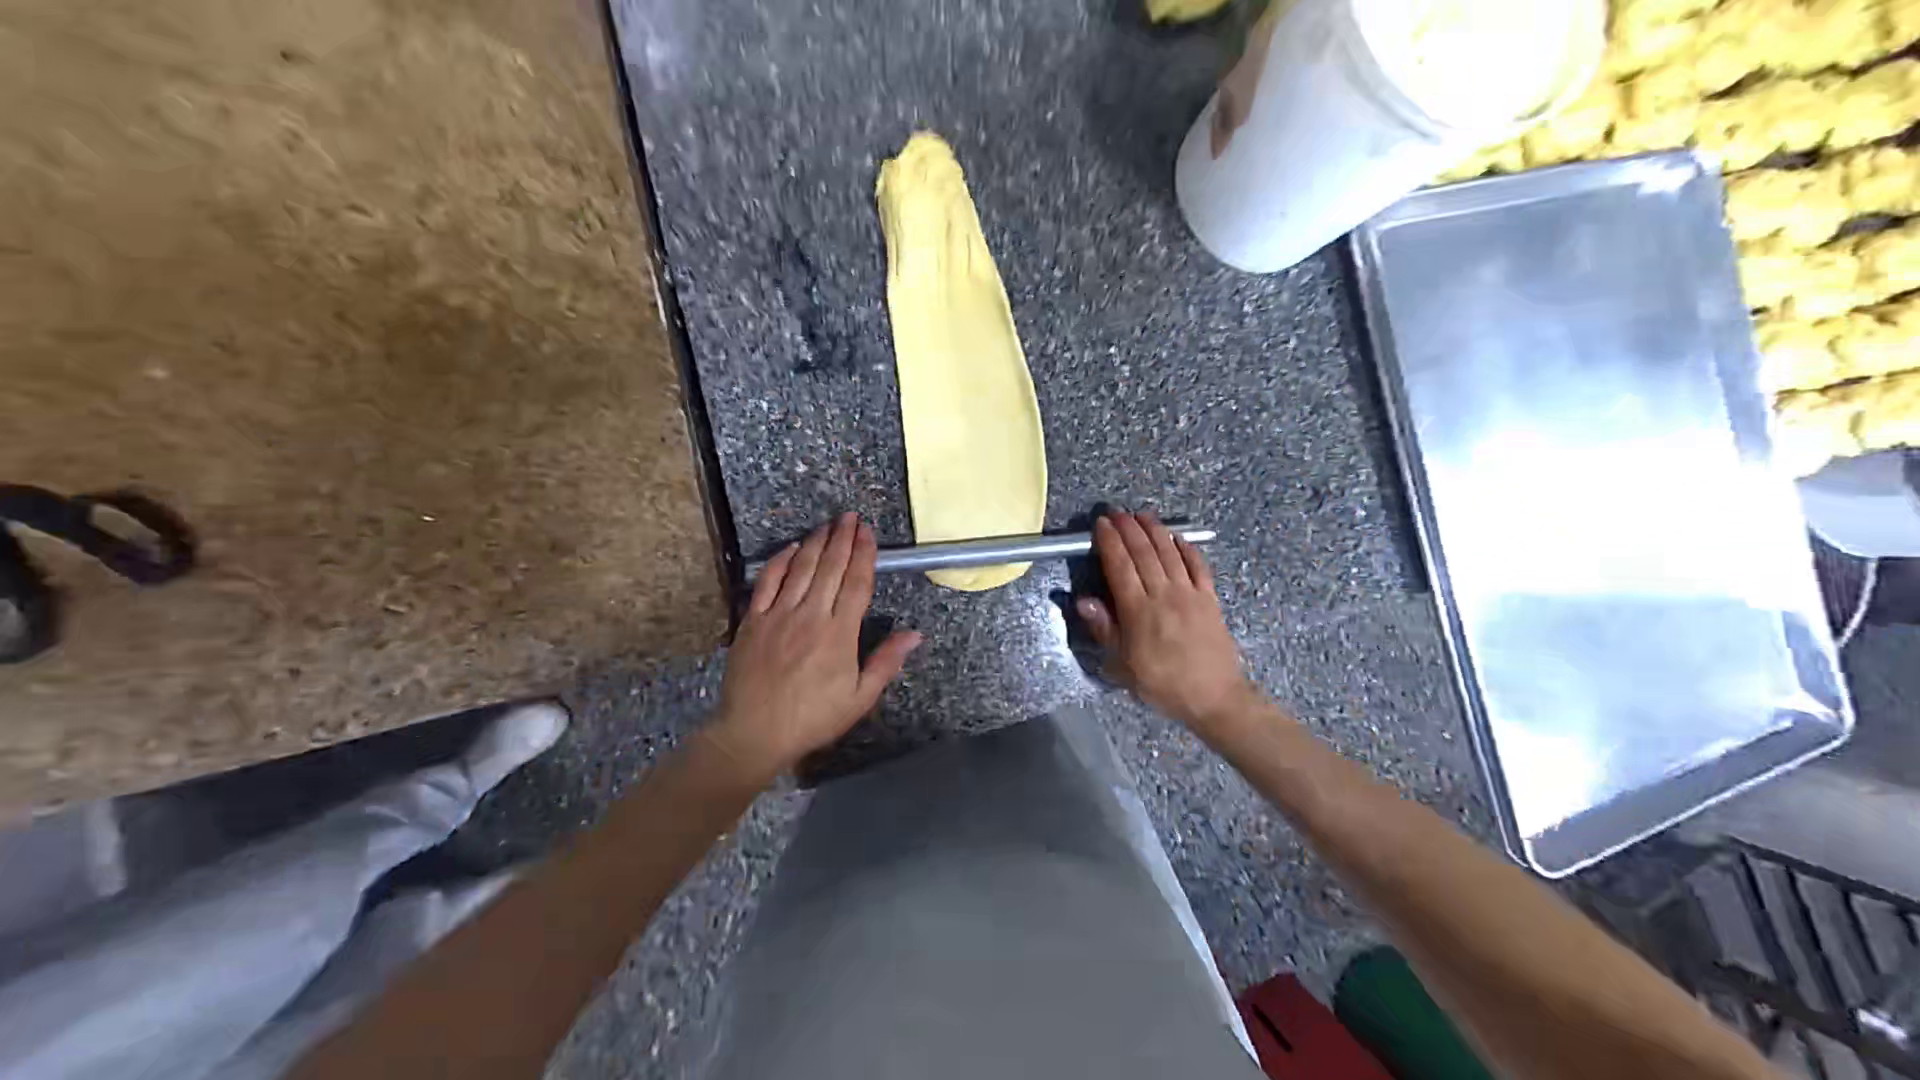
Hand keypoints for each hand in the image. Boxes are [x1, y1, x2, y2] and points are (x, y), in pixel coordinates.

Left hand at [708, 513, 921, 782]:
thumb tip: (915, 634)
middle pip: (830, 568)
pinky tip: (790, 548)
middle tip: (850, 517)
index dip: (864, 554)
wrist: (754, 733)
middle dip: (842, 539)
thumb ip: (886, 662)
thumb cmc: (812, 719)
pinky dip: (779, 561)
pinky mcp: (753, 621)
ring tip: (827, 525)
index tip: (868, 532)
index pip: (856, 583)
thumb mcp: (859, 698)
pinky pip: (767, 582)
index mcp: (840, 634)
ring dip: (816, 543)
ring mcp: (778, 615)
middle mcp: (810, 616)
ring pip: (800, 569)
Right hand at [1078, 512, 1256, 735]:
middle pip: (1144, 552)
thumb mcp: (1123, 665)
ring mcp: (1190, 594)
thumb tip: (1084, 601)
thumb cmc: (1162, 684)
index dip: (1109, 541)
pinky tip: (1178, 537)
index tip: (1101, 524)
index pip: (1120, 566)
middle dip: (1129, 529)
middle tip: (1117, 512)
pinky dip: (1187, 548)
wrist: (1214, 697)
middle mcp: (1164, 594)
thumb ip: (1105, 629)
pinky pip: (1198, 566)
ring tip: (1143, 515)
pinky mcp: (1211, 598)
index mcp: (1138, 610)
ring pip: (1170, 553)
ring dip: (1155, 530)